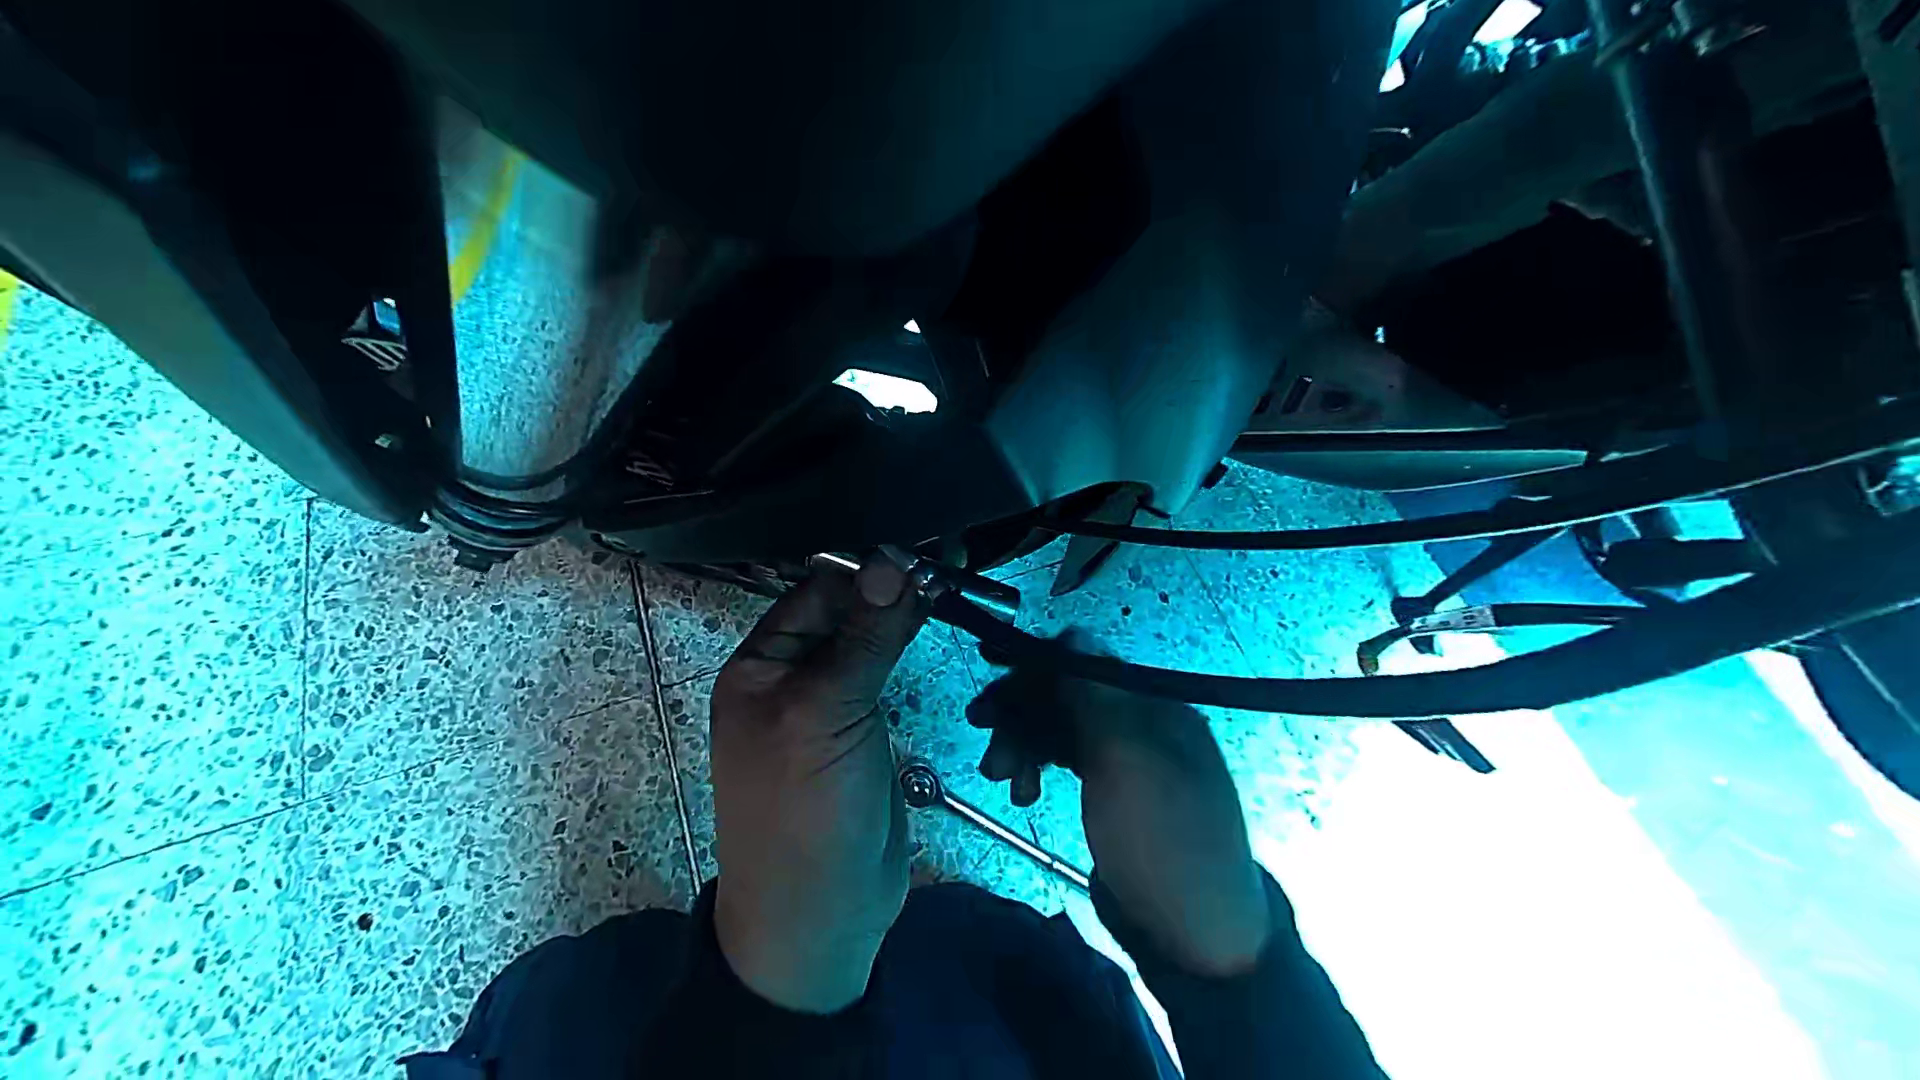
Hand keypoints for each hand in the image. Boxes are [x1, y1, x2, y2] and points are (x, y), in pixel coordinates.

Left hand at [709, 559, 926, 1012]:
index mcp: (762, 665)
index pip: (815, 593)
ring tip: (948, 579)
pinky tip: (935, 617)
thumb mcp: (828, 714)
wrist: (822, 913)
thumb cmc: (805, 808)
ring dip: (902, 610)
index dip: (864, 570)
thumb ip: (865, 637)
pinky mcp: (864, 722)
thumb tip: (891, 561)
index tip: (917, 554)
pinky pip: (885, 668)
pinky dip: (908, 641)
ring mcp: (832, 699)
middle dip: (888, 586)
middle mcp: (793, 674)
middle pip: (844, 611)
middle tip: (944, 561)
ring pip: (868, 637)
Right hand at [967, 631, 1270, 976]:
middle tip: (981, 728)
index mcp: (1154, 704)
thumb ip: (1097, 698)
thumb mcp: (1130, 764)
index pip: (1085, 657)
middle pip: (1066, 689)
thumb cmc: (1163, 843)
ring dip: (1023, 740)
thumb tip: (1071, 633)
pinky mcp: (1108, 782)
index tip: (991, 670)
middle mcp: (1139, 718)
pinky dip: (1037, 763)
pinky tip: (1023, 790)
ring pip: (1060, 722)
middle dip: (1021, 707)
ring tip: (1000, 776)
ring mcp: (1123, 751)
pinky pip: (1064, 753)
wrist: (1194, 935)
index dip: (1037, 661)